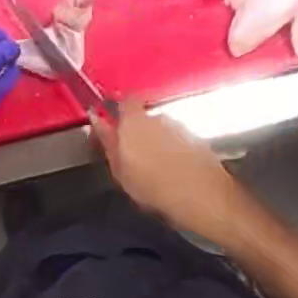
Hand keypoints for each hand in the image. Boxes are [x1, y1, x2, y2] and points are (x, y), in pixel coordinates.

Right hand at [92, 105, 247, 238]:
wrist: (200, 196)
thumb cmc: (152, 185)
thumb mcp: (119, 169)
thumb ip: (107, 141)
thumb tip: (97, 119)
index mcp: (134, 121)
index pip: (124, 101)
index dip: (118, 110)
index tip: (113, 126)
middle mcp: (159, 118)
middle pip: (144, 118)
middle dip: (138, 133)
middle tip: (132, 157)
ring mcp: (181, 128)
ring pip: (162, 131)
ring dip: (157, 144)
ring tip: (153, 170)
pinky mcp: (198, 140)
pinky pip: (178, 142)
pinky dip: (174, 152)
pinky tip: (171, 173)